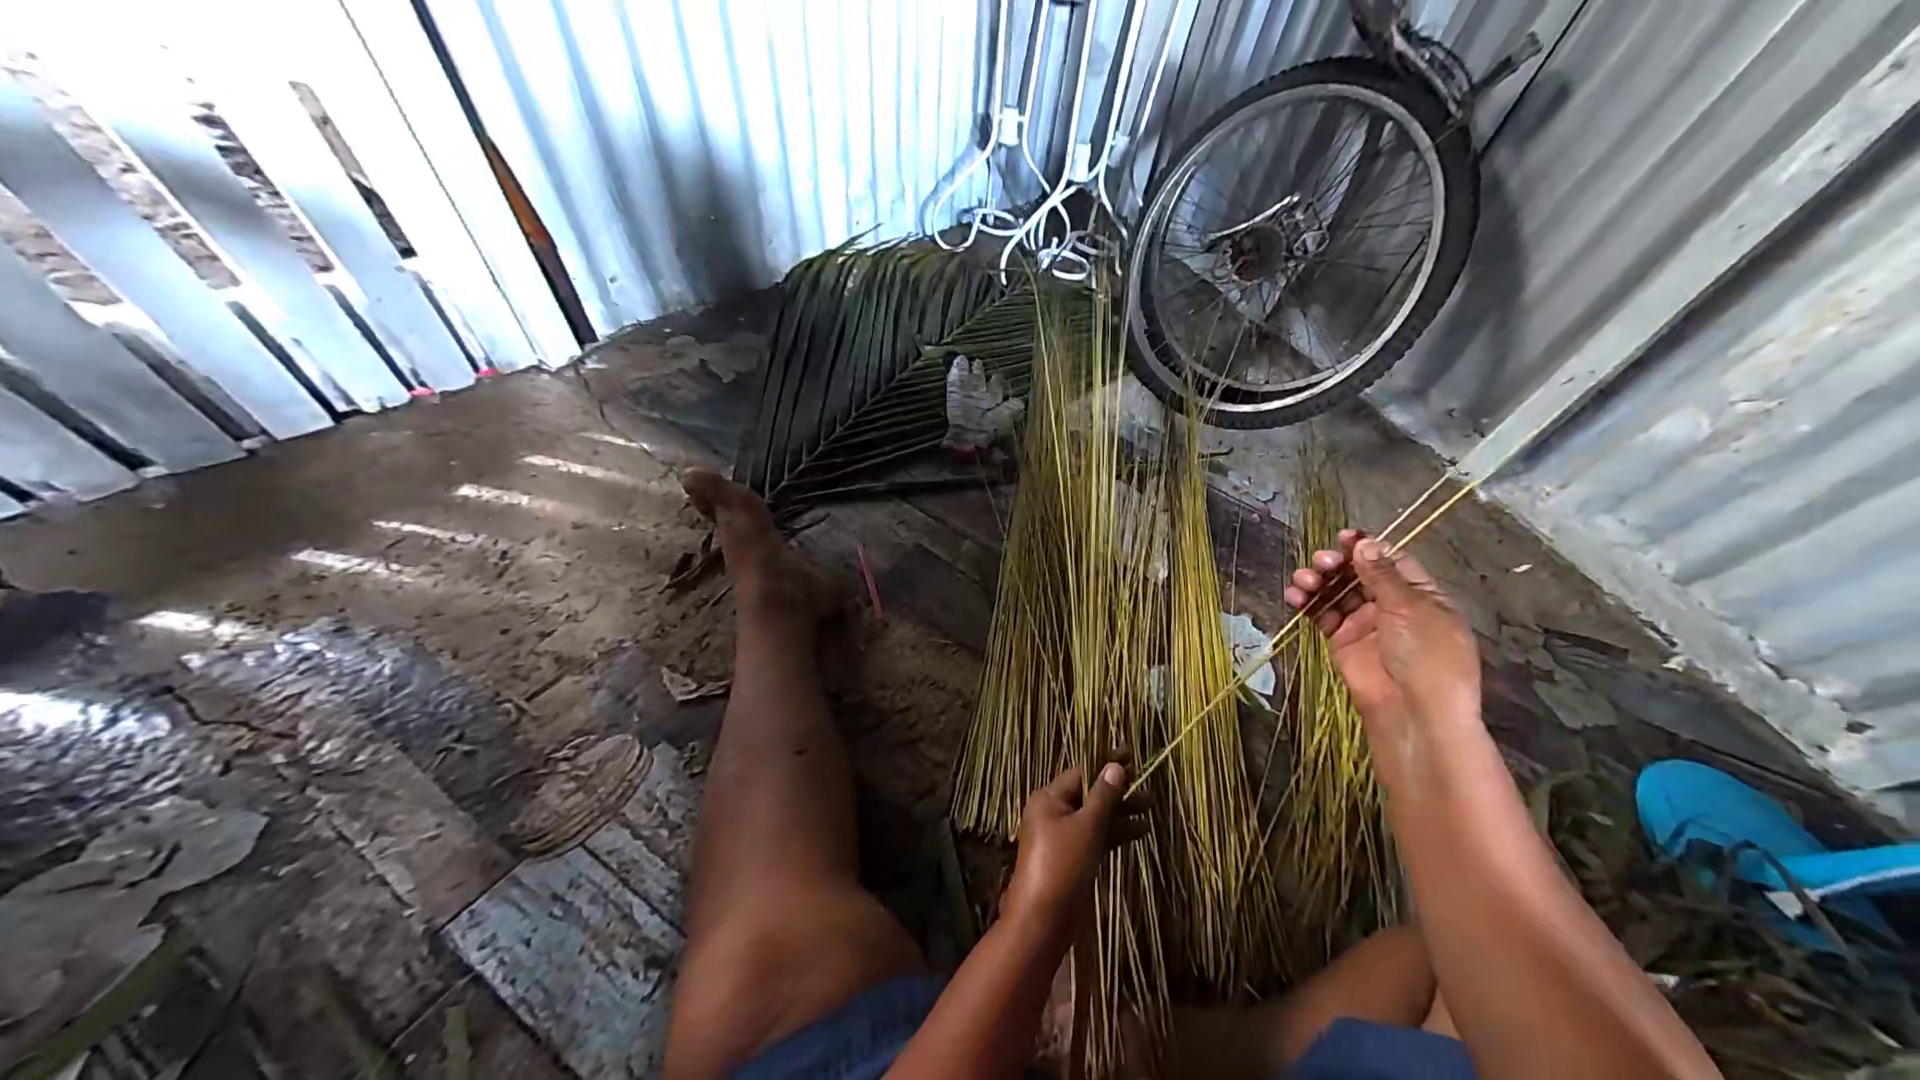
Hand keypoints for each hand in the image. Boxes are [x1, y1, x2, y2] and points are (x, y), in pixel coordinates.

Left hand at [1001, 763, 1147, 933]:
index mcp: (1048, 798)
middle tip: (1148, 787)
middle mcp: (1053, 813)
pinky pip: (1096, 837)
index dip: (1106, 766)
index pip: (1081, 773)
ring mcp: (1062, 836)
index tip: (1132, 758)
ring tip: (1150, 807)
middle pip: (1089, 794)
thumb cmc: (1061, 864)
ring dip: (1120, 812)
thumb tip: (1115, 766)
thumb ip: (1103, 796)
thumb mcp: (1086, 826)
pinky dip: (1115, 833)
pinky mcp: (1073, 857)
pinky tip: (1140, 831)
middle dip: (1118, 791)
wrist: (1044, 918)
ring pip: (1095, 817)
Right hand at [1283, 531, 1480, 735]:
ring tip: (1304, 580)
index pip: (1391, 561)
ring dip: (1319, 581)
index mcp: (1420, 595)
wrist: (1413, 711)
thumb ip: (1383, 575)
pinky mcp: (1342, 641)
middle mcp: (1392, 606)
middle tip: (1322, 562)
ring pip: (1337, 592)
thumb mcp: (1411, 608)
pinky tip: (1295, 596)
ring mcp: (1365, 624)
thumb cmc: (1426, 656)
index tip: (1343, 537)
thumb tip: (1364, 543)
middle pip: (1359, 574)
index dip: (1367, 547)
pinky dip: (1307, 603)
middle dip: (1338, 563)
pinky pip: (1322, 615)